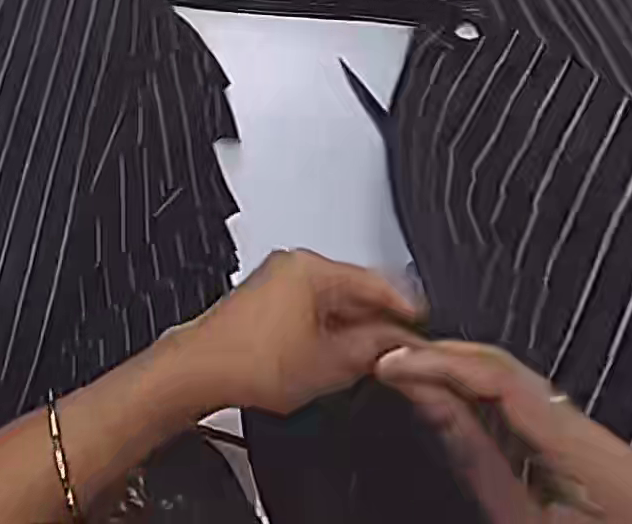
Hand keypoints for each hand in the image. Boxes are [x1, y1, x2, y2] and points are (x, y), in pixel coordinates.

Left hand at [174, 249, 421, 414]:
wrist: (206, 367)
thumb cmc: (253, 360)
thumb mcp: (333, 361)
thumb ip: (374, 347)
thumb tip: (399, 343)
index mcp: (309, 268)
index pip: (375, 281)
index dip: (406, 309)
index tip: (425, 327)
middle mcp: (290, 264)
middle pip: (353, 287)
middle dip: (379, 319)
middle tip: (404, 350)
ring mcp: (276, 278)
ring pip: (332, 297)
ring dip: (354, 324)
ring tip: (372, 358)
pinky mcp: (266, 295)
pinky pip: (310, 303)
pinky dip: (329, 324)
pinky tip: (337, 353)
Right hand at [377, 341, 631, 523]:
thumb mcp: (513, 521)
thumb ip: (468, 448)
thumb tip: (416, 385)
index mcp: (597, 463)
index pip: (502, 379)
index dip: (438, 360)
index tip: (392, 360)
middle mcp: (610, 446)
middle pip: (512, 372)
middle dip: (446, 358)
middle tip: (394, 357)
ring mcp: (607, 449)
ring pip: (518, 382)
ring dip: (461, 372)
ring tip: (413, 371)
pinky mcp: (596, 457)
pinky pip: (530, 407)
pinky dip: (486, 395)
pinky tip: (452, 395)